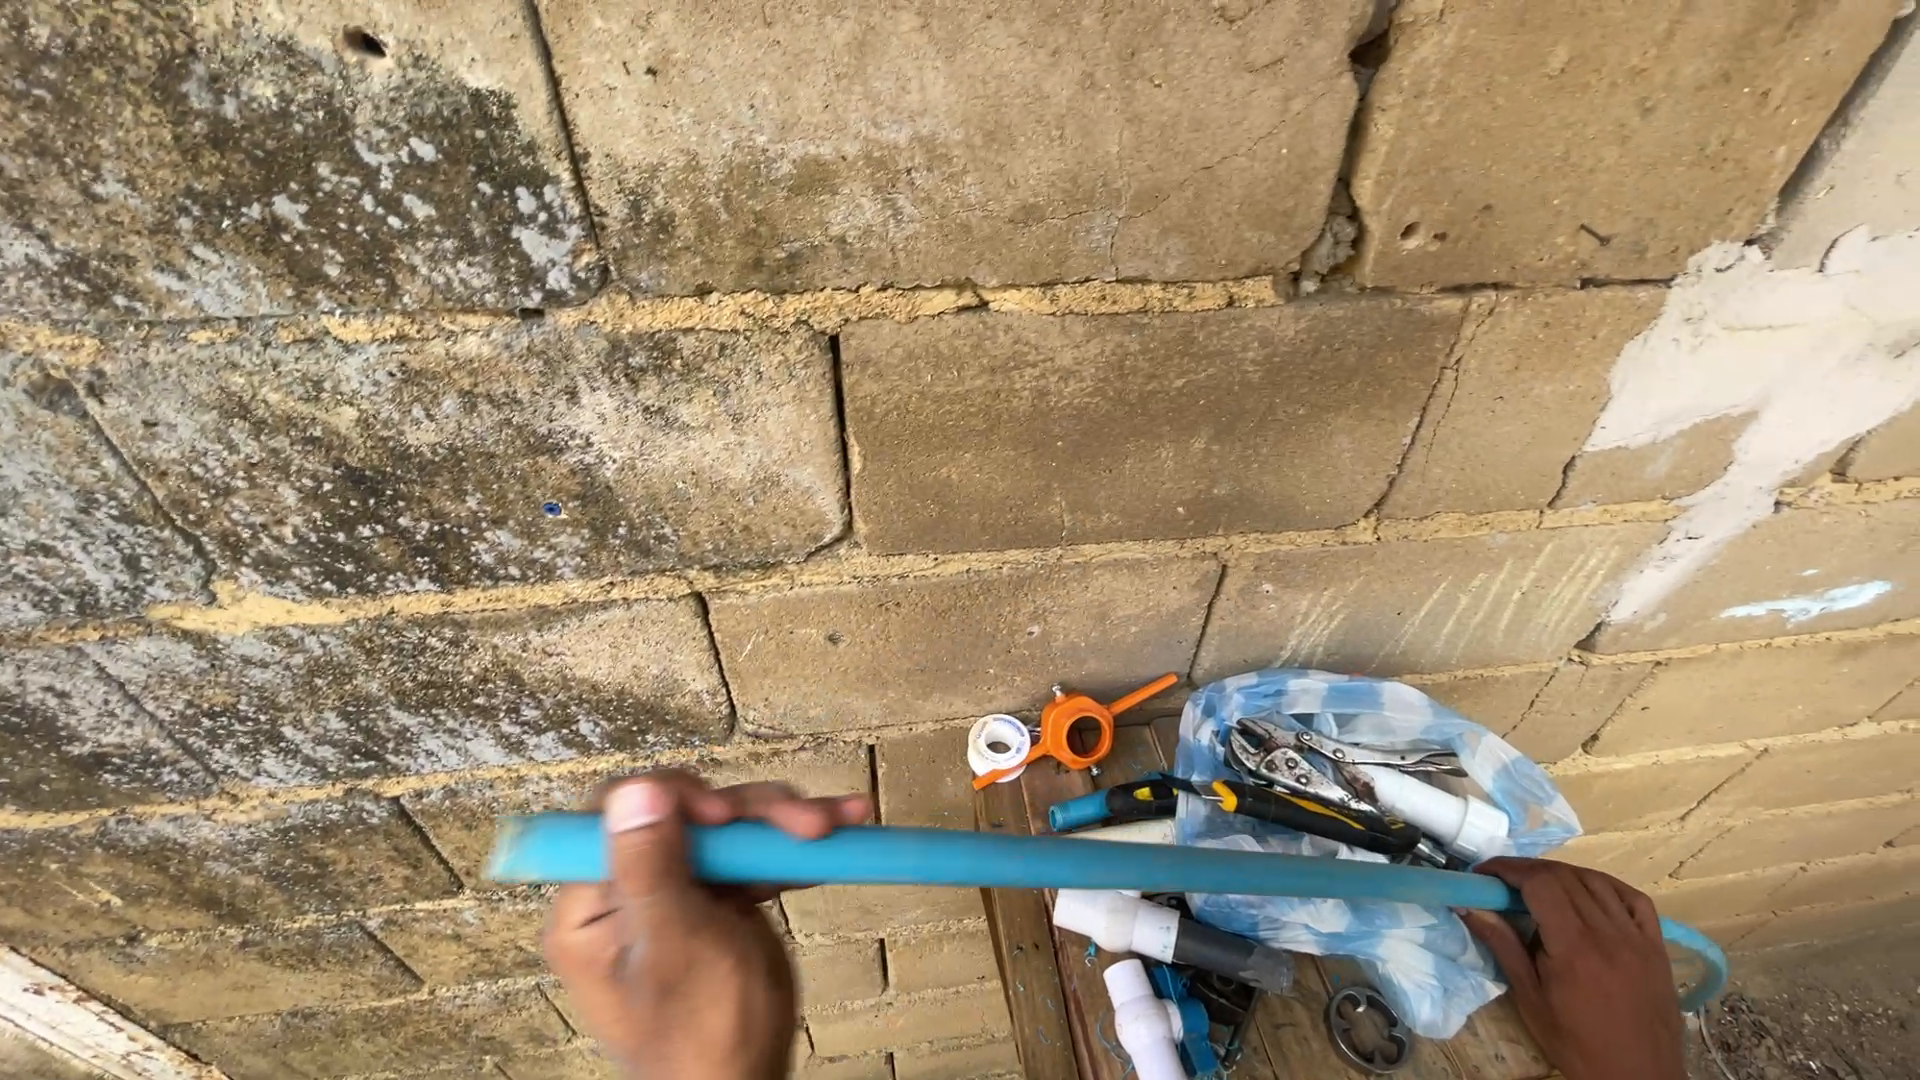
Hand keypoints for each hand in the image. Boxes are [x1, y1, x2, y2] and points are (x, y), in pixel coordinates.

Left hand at [543, 770, 872, 1079]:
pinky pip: (756, 852)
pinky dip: (797, 844)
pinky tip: (841, 831)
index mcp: (594, 905)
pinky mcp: (721, 893)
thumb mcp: (676, 948)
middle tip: (807, 826)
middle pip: (688, 811)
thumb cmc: (704, 1037)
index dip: (672, 798)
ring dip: (785, 822)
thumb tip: (635, 789)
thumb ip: (651, 868)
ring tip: (836, 825)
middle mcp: (632, 887)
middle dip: (752, 813)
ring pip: (730, 824)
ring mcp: (681, 887)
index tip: (724, 815)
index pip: (616, 814)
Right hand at [1459, 858, 1684, 1079]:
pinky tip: (1587, 891)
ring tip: (1538, 885)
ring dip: (1561, 873)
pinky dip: (1606, 886)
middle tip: (1501, 881)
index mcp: (1576, 948)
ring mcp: (1639, 941)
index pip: (1540, 883)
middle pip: (1565, 876)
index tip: (1483, 874)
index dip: (1507, 868)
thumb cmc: (1575, 1041)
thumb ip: (1501, 944)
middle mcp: (1611, 936)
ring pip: (1597, 882)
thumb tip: (1467, 905)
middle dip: (1527, 869)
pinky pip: (1635, 901)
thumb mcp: (1528, 996)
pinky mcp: (1658, 950)